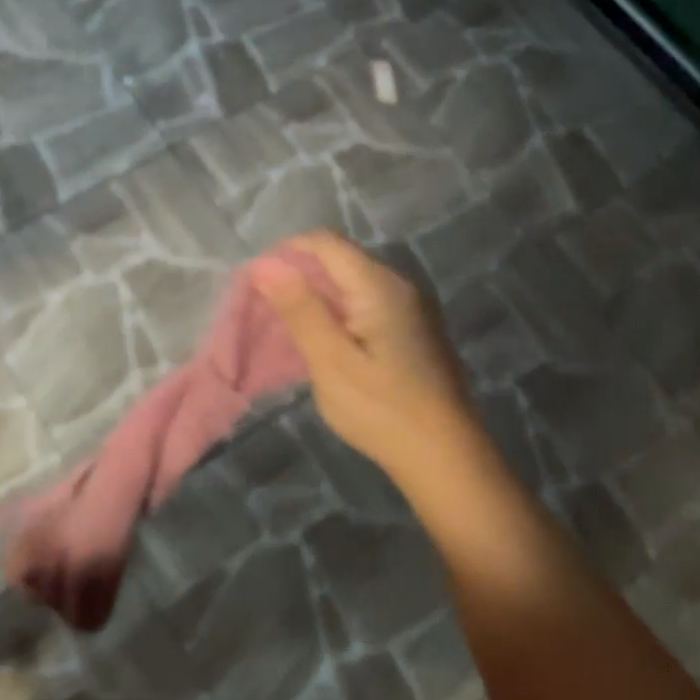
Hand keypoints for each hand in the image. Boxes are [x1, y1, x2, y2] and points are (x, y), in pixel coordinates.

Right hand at [252, 231, 476, 474]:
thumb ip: (299, 309)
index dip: (285, 253)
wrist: (444, 456)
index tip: (255, 284)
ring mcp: (409, 308)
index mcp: (379, 287)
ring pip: (349, 282)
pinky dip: (333, 311)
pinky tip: (319, 341)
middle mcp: (398, 286)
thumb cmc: (381, 409)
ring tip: (284, 326)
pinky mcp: (409, 330)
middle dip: (296, 275)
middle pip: (338, 259)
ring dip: (313, 295)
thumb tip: (264, 264)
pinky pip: (362, 303)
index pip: (324, 243)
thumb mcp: (330, 361)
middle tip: (262, 309)